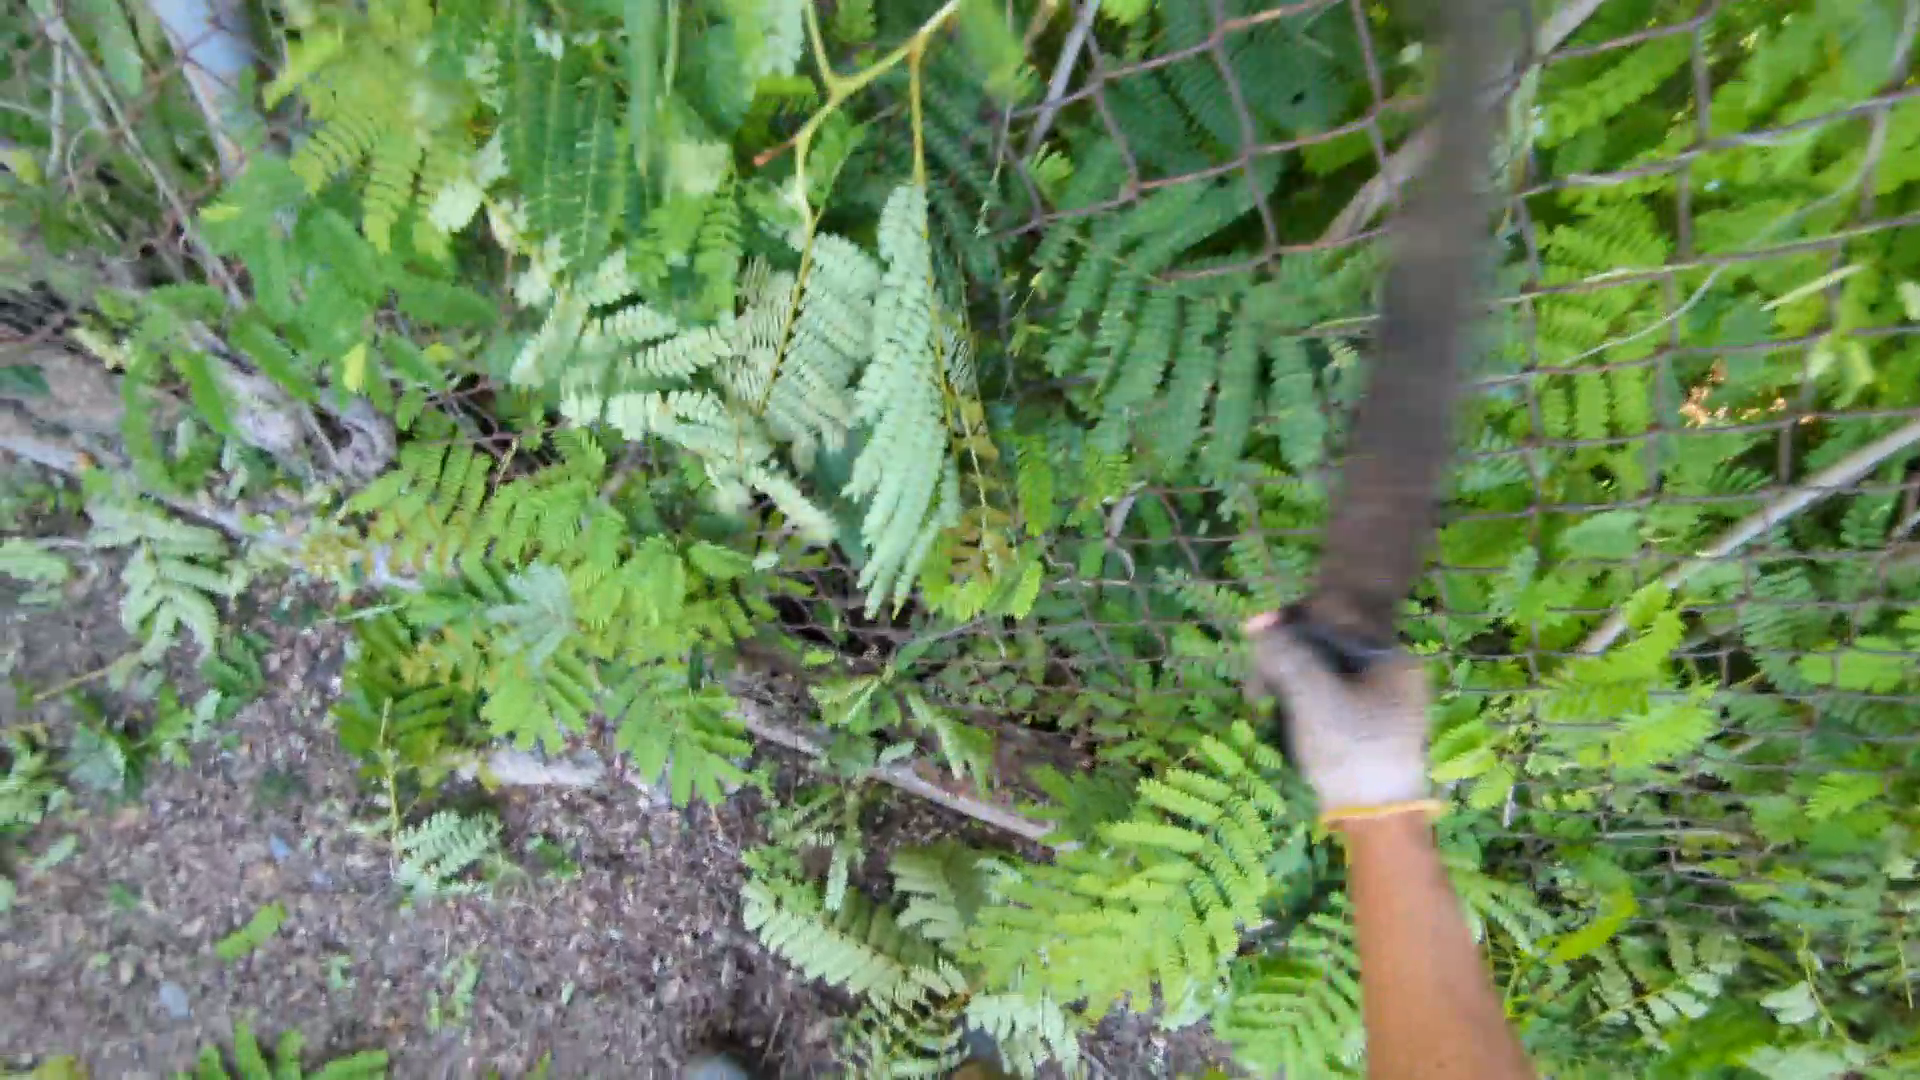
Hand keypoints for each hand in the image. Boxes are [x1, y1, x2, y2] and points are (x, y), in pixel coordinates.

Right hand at [1244, 611, 1434, 819]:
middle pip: (1321, 644)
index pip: (1330, 621)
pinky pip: (1321, 692)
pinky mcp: (1360, 721)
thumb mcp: (1312, 694)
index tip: (1251, 627)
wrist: (1373, 818)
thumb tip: (1258, 629)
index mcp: (1391, 657)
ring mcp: (1376, 698)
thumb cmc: (1350, 751)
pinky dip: (1293, 694)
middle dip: (1280, 654)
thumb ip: (1284, 652)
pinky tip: (1271, 706)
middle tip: (1253, 673)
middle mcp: (1388, 672)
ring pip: (1317, 668)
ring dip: (1281, 675)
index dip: (1287, 621)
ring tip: (1256, 695)